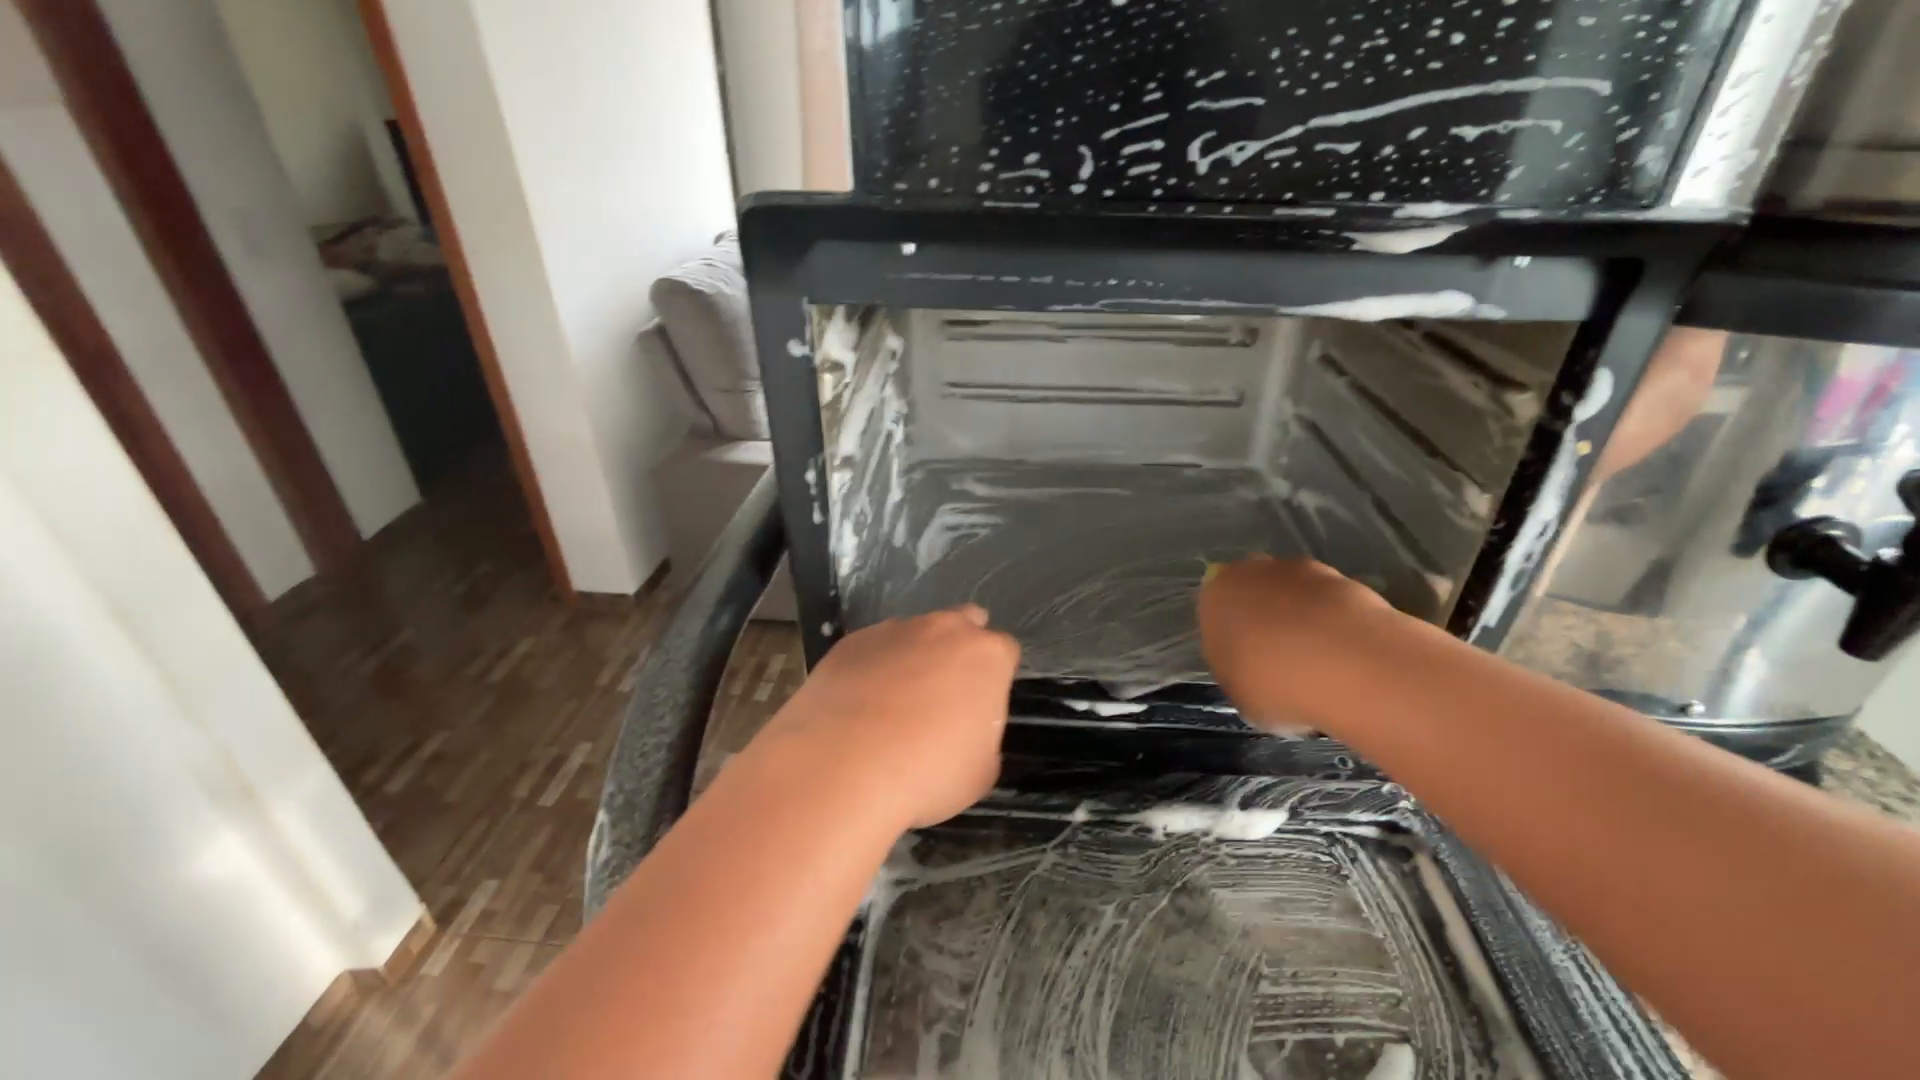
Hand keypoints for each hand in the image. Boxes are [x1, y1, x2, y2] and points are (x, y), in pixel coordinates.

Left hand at [745, 606, 1020, 828]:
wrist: (842, 767)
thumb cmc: (927, 773)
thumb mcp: (981, 771)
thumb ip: (983, 737)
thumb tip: (966, 731)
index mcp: (986, 656)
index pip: (1005, 651)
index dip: (996, 677)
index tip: (982, 704)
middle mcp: (943, 629)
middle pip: (963, 623)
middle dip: (960, 650)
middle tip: (945, 694)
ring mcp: (893, 631)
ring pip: (915, 634)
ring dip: (914, 657)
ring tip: (894, 705)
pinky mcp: (851, 642)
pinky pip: (873, 648)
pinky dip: (873, 668)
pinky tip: (860, 706)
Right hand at [1197, 557, 1395, 734]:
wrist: (1341, 663)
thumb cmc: (1270, 682)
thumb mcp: (1238, 693)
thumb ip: (1238, 671)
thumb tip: (1252, 672)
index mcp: (1216, 595)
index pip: (1217, 611)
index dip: (1233, 638)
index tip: (1247, 664)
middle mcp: (1254, 572)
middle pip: (1257, 595)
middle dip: (1267, 621)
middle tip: (1281, 662)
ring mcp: (1303, 571)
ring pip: (1296, 596)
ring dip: (1304, 620)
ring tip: (1320, 663)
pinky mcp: (1346, 579)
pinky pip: (1332, 605)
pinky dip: (1336, 624)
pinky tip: (1345, 657)